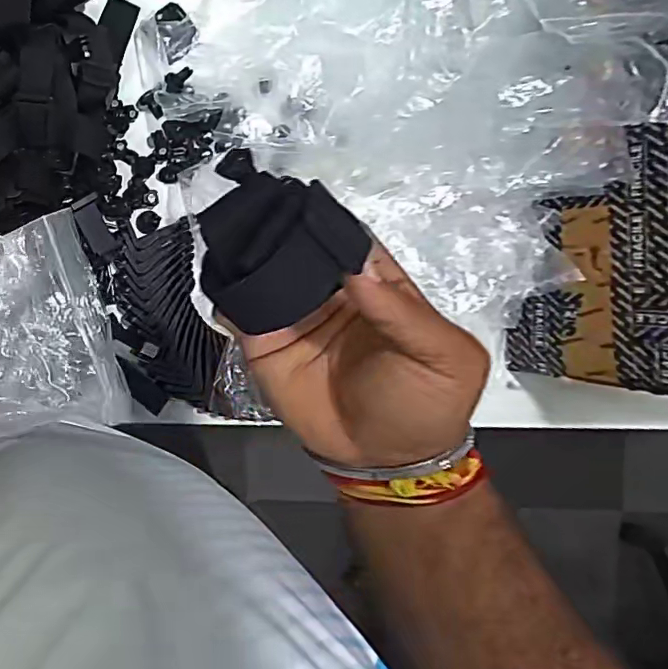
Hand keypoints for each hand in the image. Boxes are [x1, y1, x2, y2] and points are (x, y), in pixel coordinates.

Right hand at [235, 244, 488, 468]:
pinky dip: (228, 293)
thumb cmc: (423, 407)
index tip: (308, 210)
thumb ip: (406, 315)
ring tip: (238, 242)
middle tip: (264, 221)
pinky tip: (223, 278)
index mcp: (379, 288)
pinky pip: (239, 310)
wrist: (378, 459)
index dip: (332, 226)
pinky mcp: (261, 340)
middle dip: (284, 235)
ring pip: (267, 274)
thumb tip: (358, 269)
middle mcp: (330, 294)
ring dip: (253, 259)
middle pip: (302, 252)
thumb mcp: (444, 359)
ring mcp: (293, 315)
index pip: (351, 244)